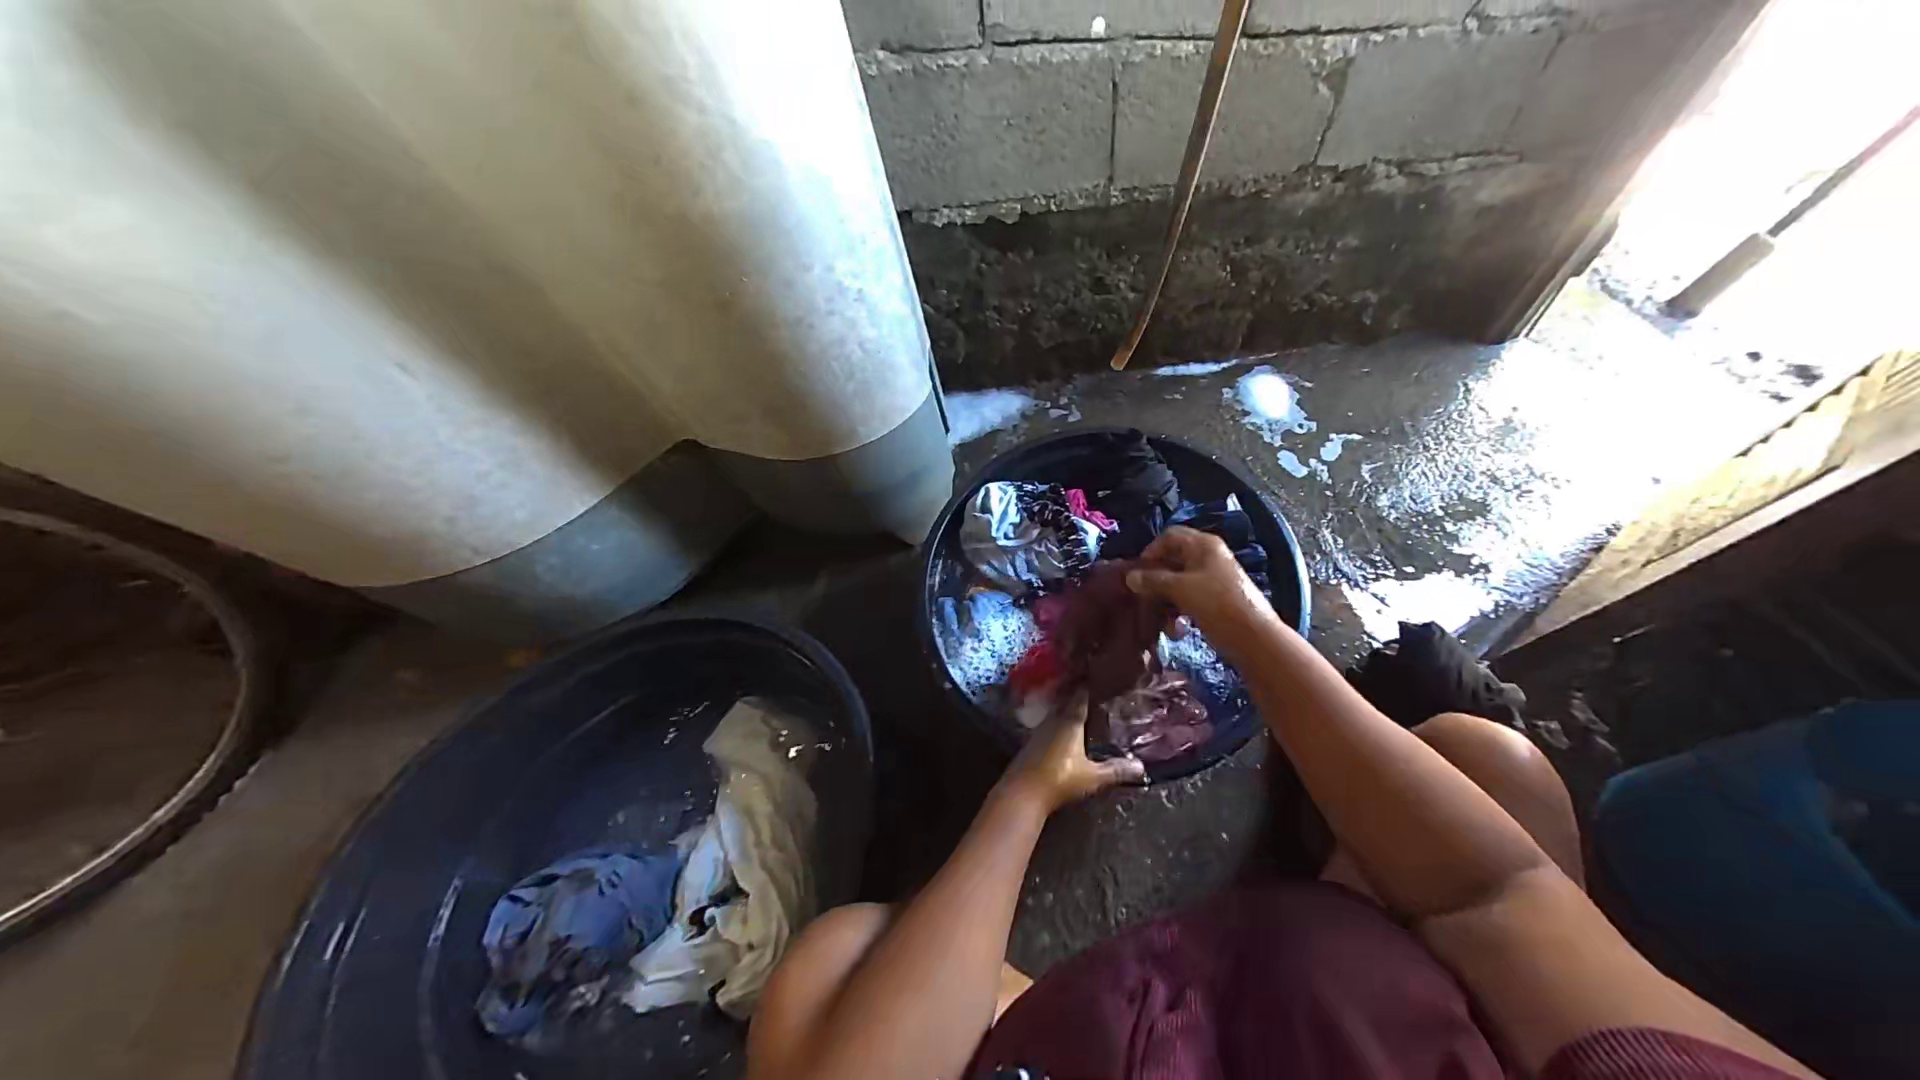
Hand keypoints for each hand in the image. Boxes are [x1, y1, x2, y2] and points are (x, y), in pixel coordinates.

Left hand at [999, 696, 1145, 814]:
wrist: (1021, 793)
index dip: (1089, 685)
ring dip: (1068, 710)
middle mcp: (1053, 720)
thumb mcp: (1092, 777)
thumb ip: (1115, 770)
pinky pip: (1049, 726)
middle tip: (1095, 693)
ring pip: (1057, 714)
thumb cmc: (1059, 780)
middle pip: (1067, 702)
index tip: (1099, 676)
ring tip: (1084, 711)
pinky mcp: (1031, 743)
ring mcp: (1039, 731)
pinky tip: (1066, 733)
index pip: (1080, 695)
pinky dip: (1059, 724)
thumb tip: (1142, 767)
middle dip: (1079, 696)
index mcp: (1069, 721)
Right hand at [1125, 526, 1281, 662]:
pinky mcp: (1215, 599)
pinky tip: (1175, 629)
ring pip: (1178, 582)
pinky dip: (1178, 610)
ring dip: (1165, 599)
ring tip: (1160, 620)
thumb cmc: (1217, 604)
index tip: (1137, 573)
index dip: (1151, 551)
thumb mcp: (1180, 589)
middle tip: (1142, 597)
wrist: (1255, 638)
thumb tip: (1129, 576)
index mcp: (1203, 545)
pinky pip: (1188, 598)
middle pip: (1172, 560)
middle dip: (1155, 579)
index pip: (1169, 536)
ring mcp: (1212, 578)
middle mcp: (1208, 557)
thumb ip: (1153, 580)